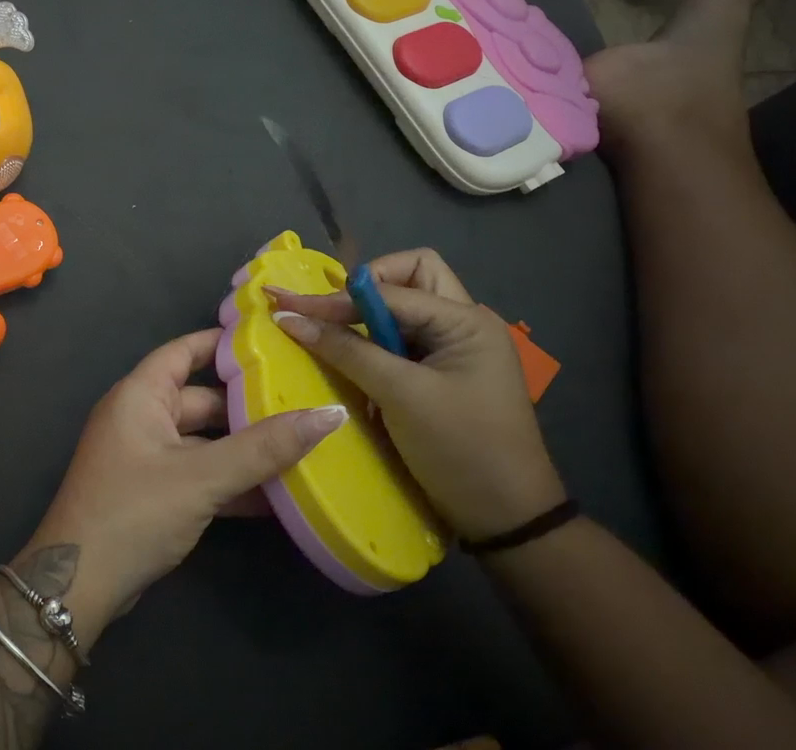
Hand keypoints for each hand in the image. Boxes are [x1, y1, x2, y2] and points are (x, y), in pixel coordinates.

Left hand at [21, 329, 345, 650]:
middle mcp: (140, 417)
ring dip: (246, 449)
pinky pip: (199, 473)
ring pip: (204, 441)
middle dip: (249, 405)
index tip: (271, 340)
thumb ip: (264, 448)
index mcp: (140, 396)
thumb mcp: (202, 477)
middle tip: (306, 401)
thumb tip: (330, 413)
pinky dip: (231, 480)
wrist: (80, 582)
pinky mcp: (153, 493)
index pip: (184, 351)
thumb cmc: (134, 511)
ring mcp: (146, 457)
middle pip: (202, 399)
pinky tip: (279, 495)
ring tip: (306, 447)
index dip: (223, 343)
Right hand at [266, 248, 565, 542]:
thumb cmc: (461, 449)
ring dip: (366, 319)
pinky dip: (374, 345)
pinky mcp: (443, 375)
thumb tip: (288, 317)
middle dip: (364, 288)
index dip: (337, 298)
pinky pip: (402, 341)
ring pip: (403, 309)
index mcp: (467, 321)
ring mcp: (455, 350)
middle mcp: (464, 324)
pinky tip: (350, 361)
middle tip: (329, 315)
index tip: (288, 306)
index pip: (390, 289)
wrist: (508, 518)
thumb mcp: (400, 396)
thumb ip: (346, 351)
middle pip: (409, 277)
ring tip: (329, 335)